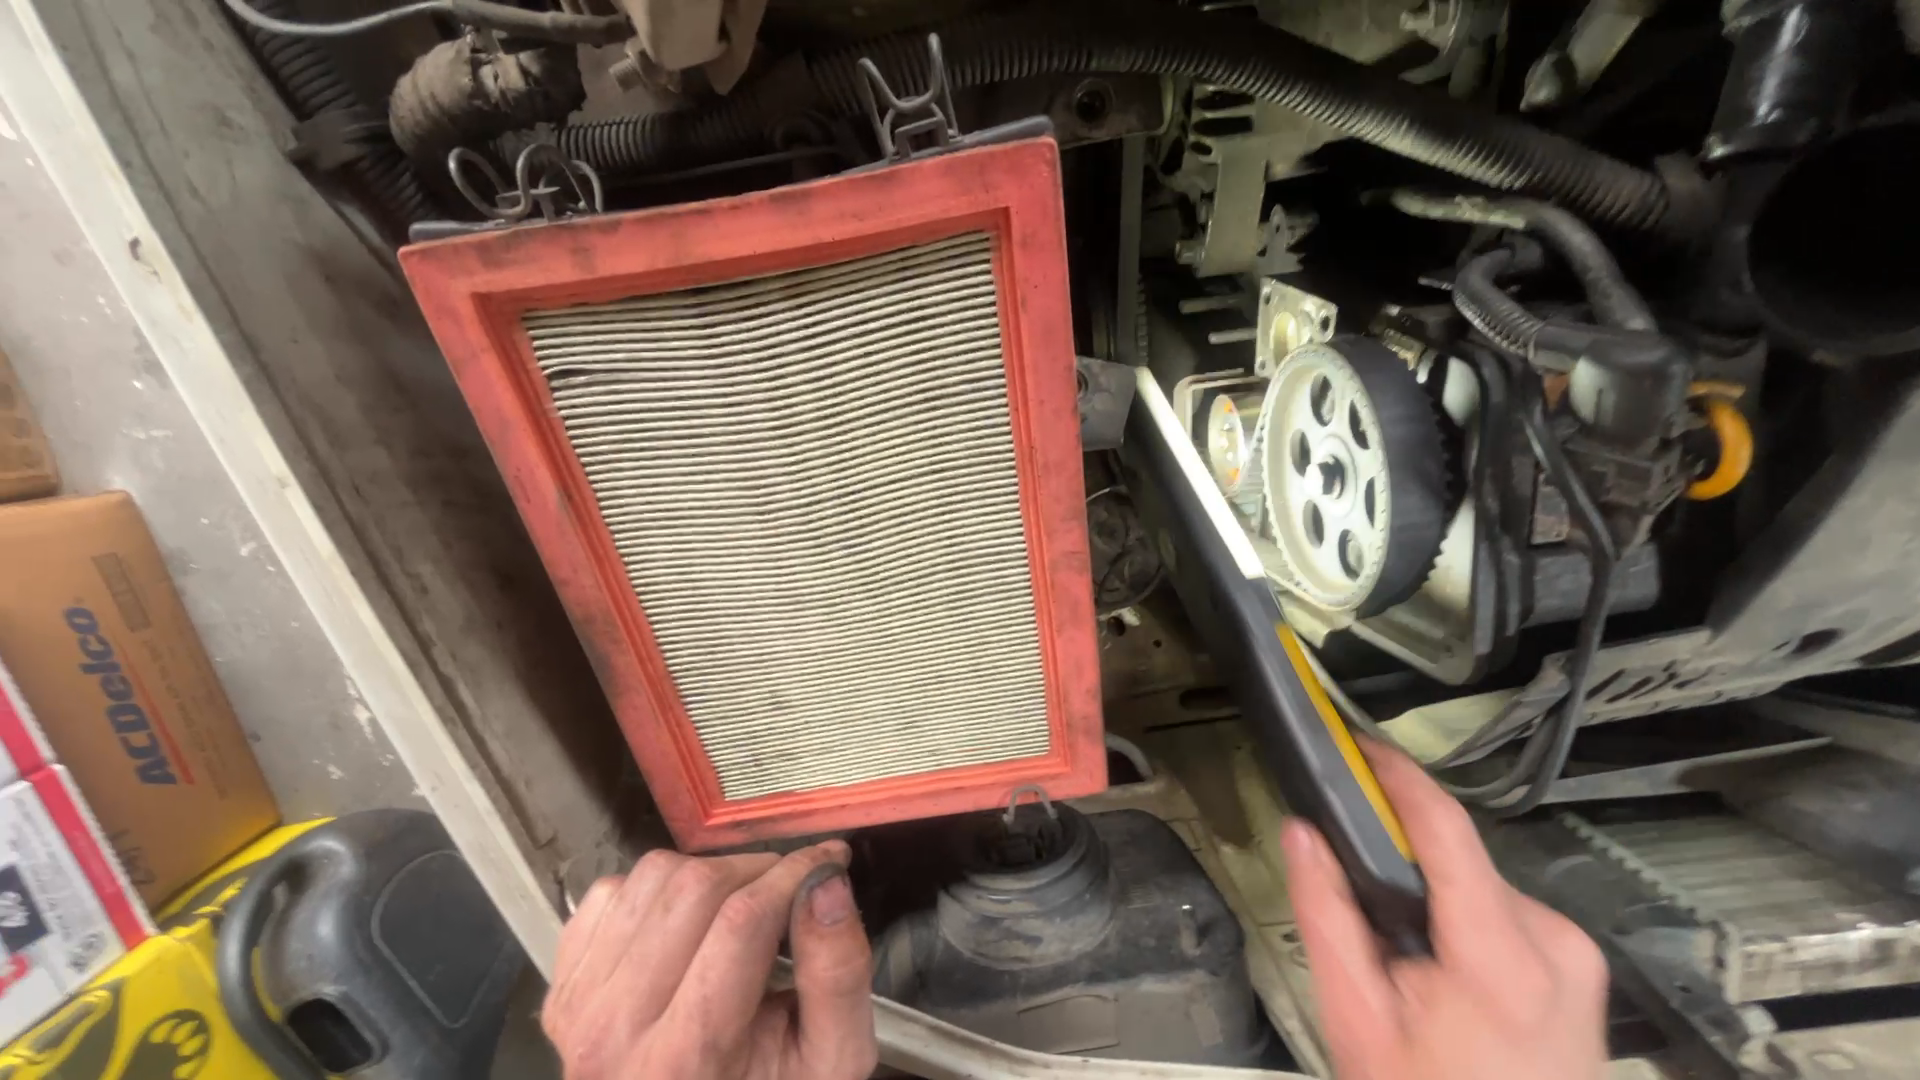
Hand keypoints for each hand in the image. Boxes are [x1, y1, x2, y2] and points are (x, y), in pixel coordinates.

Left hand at [542, 841, 877, 1079]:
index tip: (830, 858)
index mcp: (686, 1057)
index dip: (795, 873)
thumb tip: (826, 882)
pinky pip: (611, 890)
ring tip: (739, 907)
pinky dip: (657, 889)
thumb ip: (839, 974)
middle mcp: (615, 1030)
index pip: (741, 922)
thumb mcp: (830, 1060)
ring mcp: (578, 1005)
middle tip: (787, 890)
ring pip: (654, 876)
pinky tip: (684, 924)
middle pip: (695, 889)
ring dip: (711, 873)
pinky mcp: (562, 985)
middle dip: (757, 870)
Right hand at [1283, 744, 1608, 1079]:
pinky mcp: (1580, 968)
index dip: (1397, 776)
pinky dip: (1458, 911)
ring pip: (1478, 879)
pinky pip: (1502, 908)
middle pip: (1458, 854)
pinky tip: (1433, 957)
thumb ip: (1326, 912)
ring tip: (1391, 934)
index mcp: (1501, 955)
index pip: (1446, 828)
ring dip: (1428, 884)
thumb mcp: (1355, 1014)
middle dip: (1400, 847)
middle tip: (1348, 867)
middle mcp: (1556, 942)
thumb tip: (1302, 830)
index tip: (1354, 743)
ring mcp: (1577, 956)